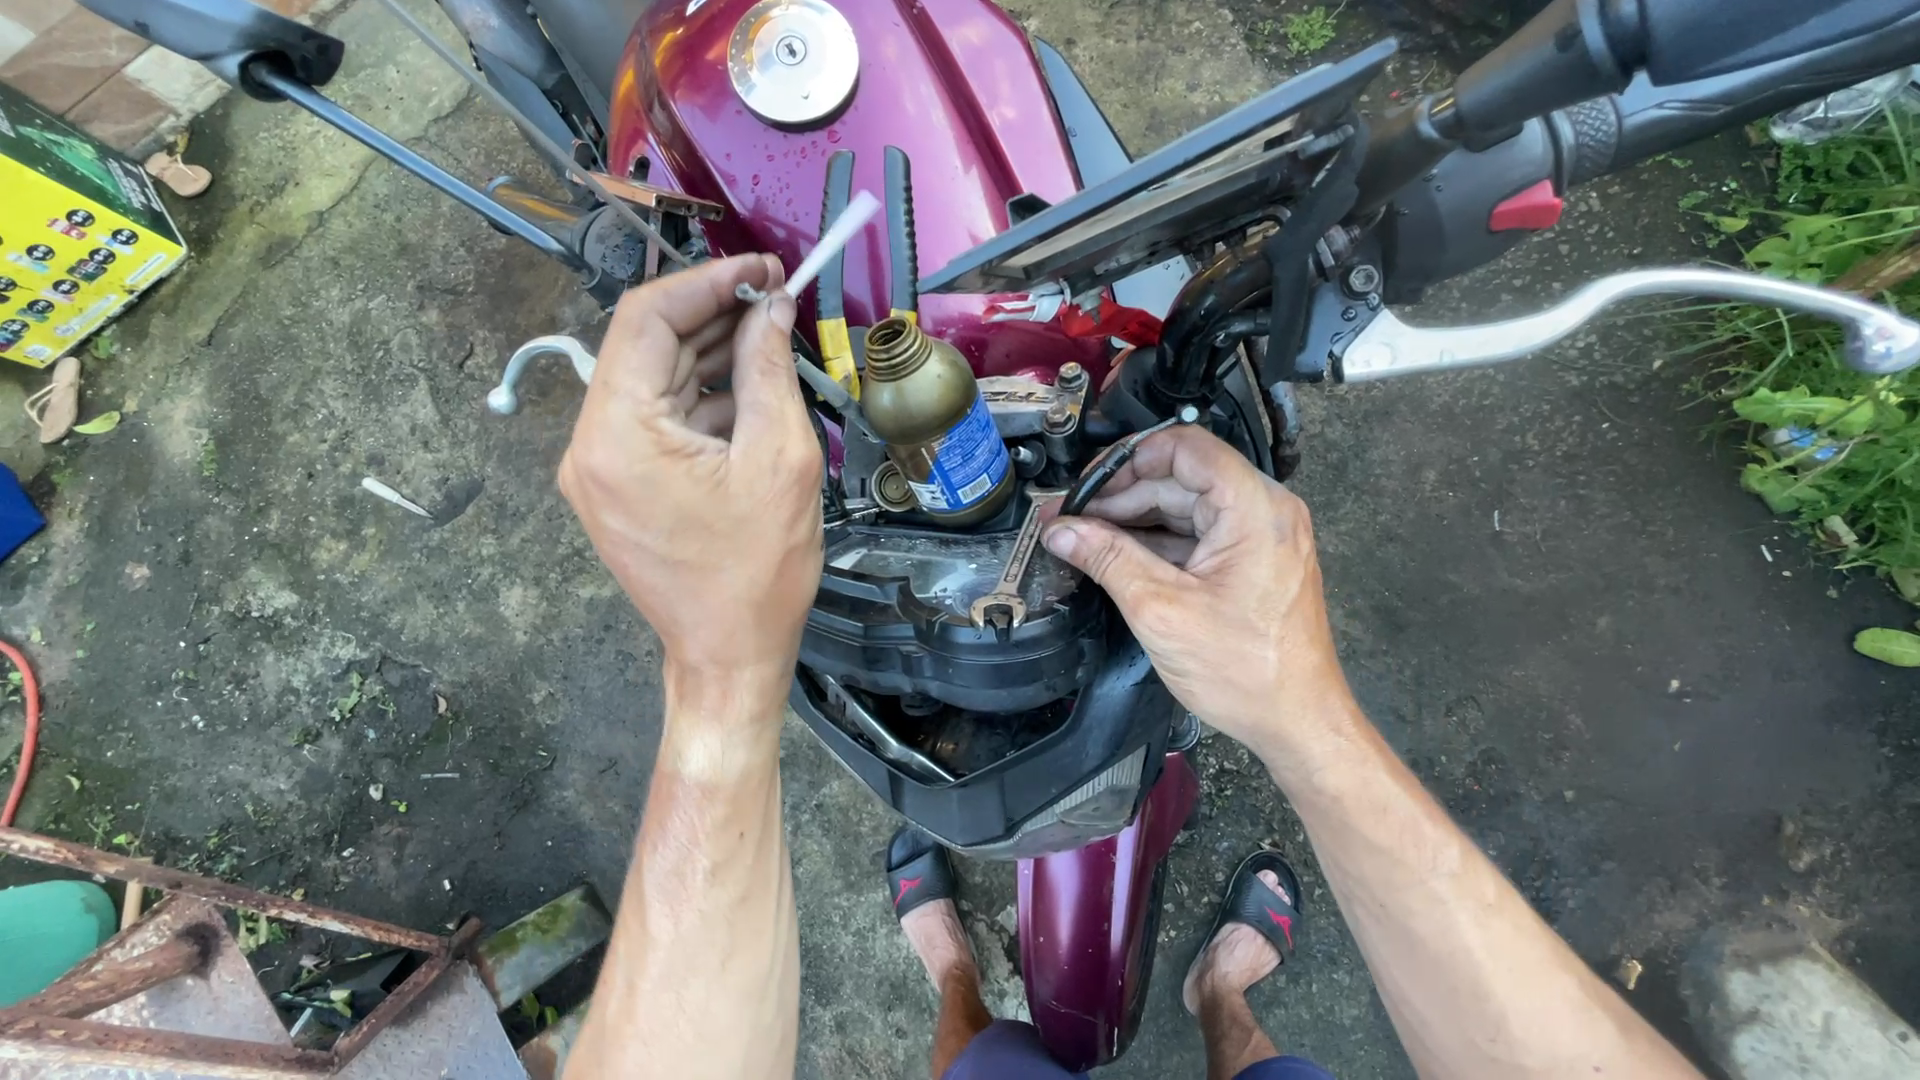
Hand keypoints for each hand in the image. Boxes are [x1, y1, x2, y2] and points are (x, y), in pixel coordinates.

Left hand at [560, 256, 823, 682]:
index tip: (764, 270)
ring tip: (772, 340)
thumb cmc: (760, 571)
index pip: (646, 318)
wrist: (729, 656)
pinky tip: (750, 393)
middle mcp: (589, 445)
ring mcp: (598, 470)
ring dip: (710, 358)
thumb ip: (769, 370)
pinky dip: (700, 401)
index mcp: (618, 434)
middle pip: (646, 349)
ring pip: (653, 384)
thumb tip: (773, 307)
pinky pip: (656, 422)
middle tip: (778, 301)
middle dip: (714, 319)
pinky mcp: (617, 489)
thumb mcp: (780, 460)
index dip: (708, 282)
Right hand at [1041, 425, 1349, 754]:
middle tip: (1070, 520)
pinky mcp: (1249, 561)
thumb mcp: (1161, 609)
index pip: (1185, 447)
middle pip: (1179, 478)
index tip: (1087, 486)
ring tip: (1083, 539)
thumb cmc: (1247, 672)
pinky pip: (1194, 535)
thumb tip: (1062, 531)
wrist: (1297, 723)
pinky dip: (1154, 543)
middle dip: (1120, 496)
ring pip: (1183, 507)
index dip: (1127, 459)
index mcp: (1255, 509)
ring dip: (1132, 521)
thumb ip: (1107, 559)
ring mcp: (1258, 536)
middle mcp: (1263, 511)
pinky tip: (1115, 557)